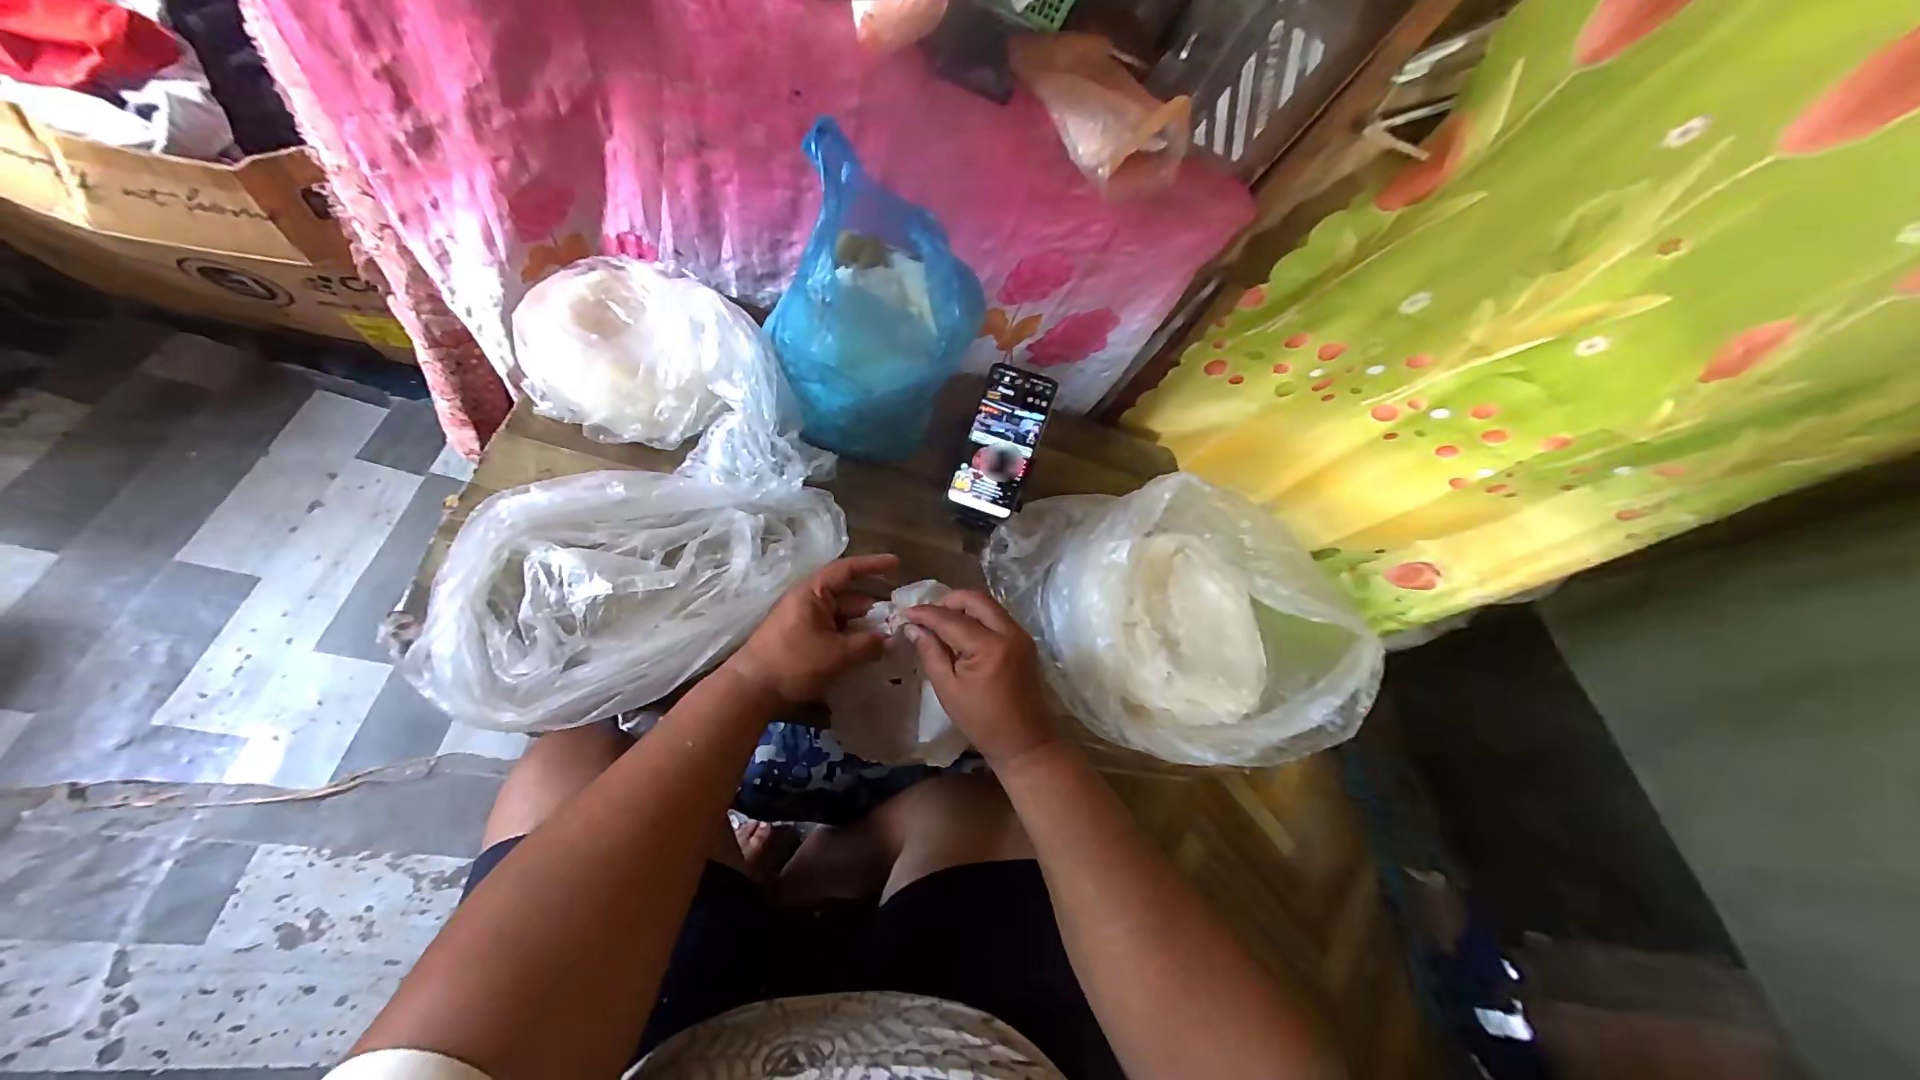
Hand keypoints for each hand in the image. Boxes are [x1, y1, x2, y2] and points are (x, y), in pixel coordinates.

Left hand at [723, 553, 898, 706]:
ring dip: (863, 626)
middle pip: (848, 596)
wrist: (751, 691)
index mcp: (813, 592)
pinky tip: (866, 652)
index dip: (874, 565)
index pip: (848, 570)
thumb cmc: (793, 663)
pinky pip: (832, 631)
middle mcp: (808, 601)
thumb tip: (889, 639)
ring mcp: (803, 620)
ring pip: (842, 617)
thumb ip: (868, 644)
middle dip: (874, 607)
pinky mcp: (801, 639)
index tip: (898, 564)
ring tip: (888, 639)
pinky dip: (850, 638)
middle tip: (899, 619)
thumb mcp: (837, 654)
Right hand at [903, 590, 1058, 766]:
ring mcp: (1020, 635)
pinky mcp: (1024, 641)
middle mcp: (1008, 632)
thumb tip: (914, 628)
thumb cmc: (982, 721)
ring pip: (988, 605)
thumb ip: (931, 653)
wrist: (1025, 741)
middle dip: (948, 601)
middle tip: (926, 615)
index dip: (926, 613)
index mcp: (988, 646)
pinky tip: (960, 631)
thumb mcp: (948, 689)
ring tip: (940, 622)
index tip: (905, 613)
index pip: (951, 619)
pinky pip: (997, 617)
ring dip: (963, 607)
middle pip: (975, 599)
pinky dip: (977, 617)